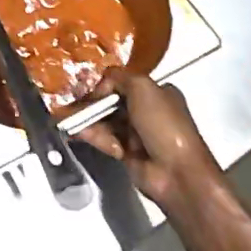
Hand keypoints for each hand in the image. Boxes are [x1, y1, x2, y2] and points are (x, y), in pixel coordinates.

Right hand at [73, 68, 221, 210]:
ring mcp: (137, 132)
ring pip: (104, 119)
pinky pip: (103, 137)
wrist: (176, 173)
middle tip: (74, 102)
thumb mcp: (142, 86)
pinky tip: (83, 133)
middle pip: (111, 100)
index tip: (89, 86)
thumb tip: (99, 86)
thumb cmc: (163, 124)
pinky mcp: (126, 151)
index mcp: (157, 93)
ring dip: (90, 119)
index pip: (124, 81)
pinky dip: (93, 134)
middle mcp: (147, 111)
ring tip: (77, 121)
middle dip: (93, 102)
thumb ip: (117, 76)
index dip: (106, 83)